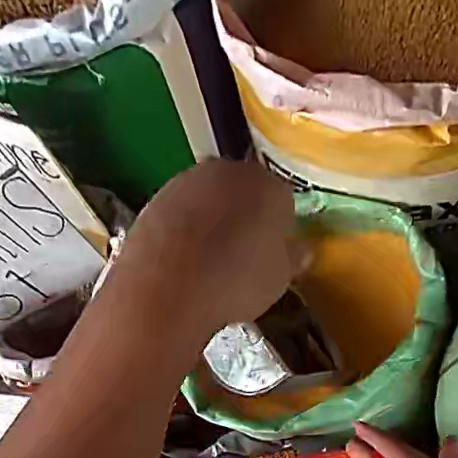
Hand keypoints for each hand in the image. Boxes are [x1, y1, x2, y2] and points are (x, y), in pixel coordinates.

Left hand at [106, 160, 304, 338]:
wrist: (168, 286)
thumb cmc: (237, 281)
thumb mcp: (279, 279)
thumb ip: (293, 258)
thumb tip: (302, 250)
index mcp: (267, 185)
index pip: (283, 199)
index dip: (282, 227)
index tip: (277, 251)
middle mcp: (227, 171)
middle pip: (245, 191)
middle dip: (248, 217)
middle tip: (248, 256)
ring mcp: (186, 181)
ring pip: (211, 200)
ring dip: (215, 222)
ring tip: (215, 263)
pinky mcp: (155, 200)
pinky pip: (182, 214)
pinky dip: (187, 232)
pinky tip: (187, 262)